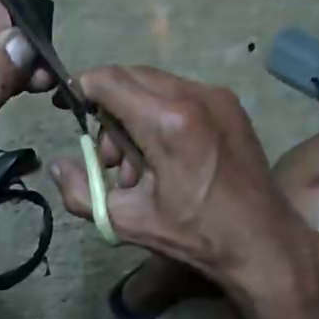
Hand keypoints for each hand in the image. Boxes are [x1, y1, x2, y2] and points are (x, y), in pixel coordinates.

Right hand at [48, 65, 318, 297]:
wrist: (260, 241)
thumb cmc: (192, 234)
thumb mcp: (125, 220)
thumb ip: (81, 191)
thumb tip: (58, 166)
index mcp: (167, 122)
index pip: (109, 81)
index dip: (79, 87)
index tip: (63, 104)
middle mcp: (194, 96)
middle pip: (131, 77)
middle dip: (105, 108)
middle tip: (103, 155)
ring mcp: (217, 97)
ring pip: (154, 86)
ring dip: (130, 116)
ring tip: (132, 167)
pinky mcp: (229, 105)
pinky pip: (178, 95)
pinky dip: (156, 116)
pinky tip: (158, 158)